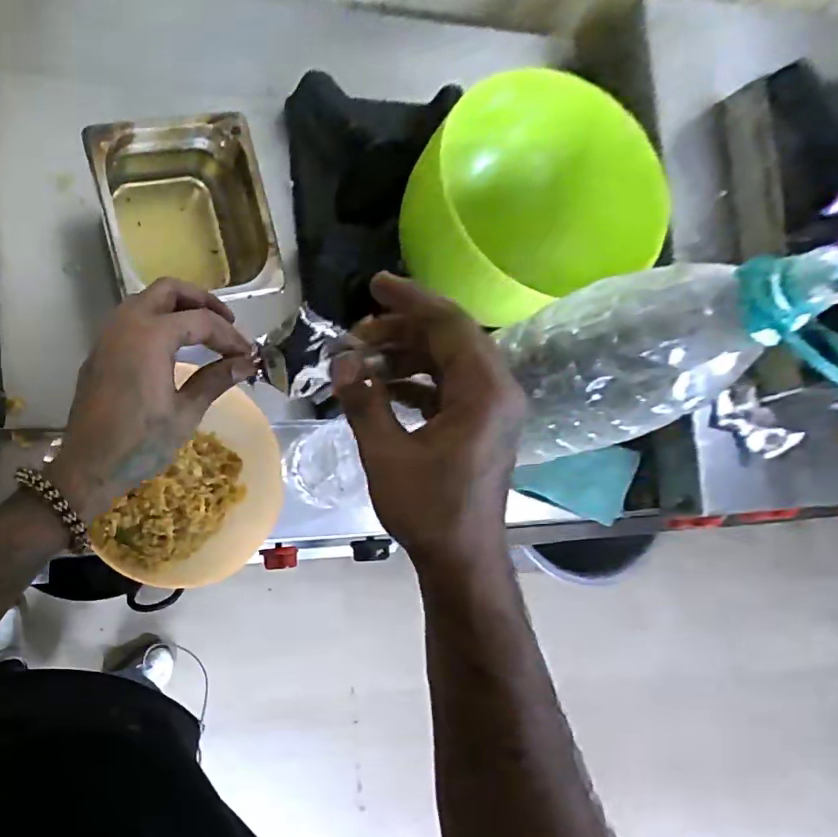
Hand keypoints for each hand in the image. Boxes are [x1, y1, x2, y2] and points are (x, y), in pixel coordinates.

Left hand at [46, 278, 256, 518]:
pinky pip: (125, 324)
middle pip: (167, 292)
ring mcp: (104, 340)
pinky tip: (167, 349)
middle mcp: (124, 326)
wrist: (87, 467)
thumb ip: (214, 380)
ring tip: (199, 333)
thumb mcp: (184, 413)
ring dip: (172, 309)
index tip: (247, 354)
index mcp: (149, 336)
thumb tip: (245, 363)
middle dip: (200, 301)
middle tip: (224, 323)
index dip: (228, 336)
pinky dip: (150, 324)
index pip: (200, 321)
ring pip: (142, 303)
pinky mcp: (95, 357)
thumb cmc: (138, 444)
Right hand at [334, 272, 524, 571]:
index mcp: (483, 391)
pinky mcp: (477, 425)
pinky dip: (411, 381)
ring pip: (446, 362)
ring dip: (403, 356)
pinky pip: (445, 387)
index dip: (410, 301)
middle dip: (400, 330)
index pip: (449, 325)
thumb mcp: (385, 452)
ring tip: (358, 360)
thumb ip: (363, 403)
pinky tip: (377, 388)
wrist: (459, 552)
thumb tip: (341, 363)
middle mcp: (496, 390)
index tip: (374, 284)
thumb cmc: (425, 505)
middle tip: (353, 334)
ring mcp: (489, 409)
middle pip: (449, 340)